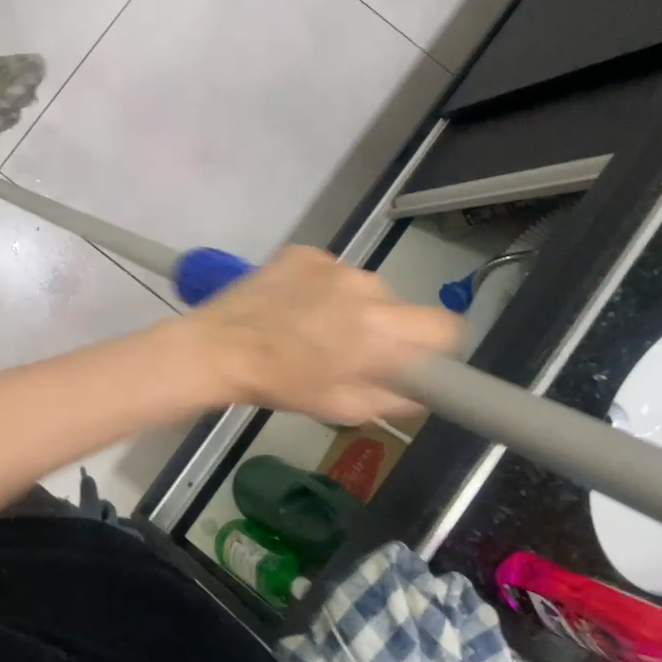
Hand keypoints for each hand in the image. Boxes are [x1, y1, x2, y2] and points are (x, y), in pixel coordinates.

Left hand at [179, 246, 461, 422]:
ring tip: (307, 329)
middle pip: (399, 306)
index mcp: (383, 328)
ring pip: (361, 288)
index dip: (434, 345)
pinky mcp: (300, 253)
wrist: (215, 349)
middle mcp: (366, 286)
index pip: (446, 326)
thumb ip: (396, 399)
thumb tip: (420, 390)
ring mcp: (331, 264)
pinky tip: (288, 307)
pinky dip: (315, 288)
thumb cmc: (280, 384)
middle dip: (383, 329)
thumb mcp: (344, 408)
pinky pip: (326, 271)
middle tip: (347, 351)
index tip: (413, 359)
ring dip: (347, 306)